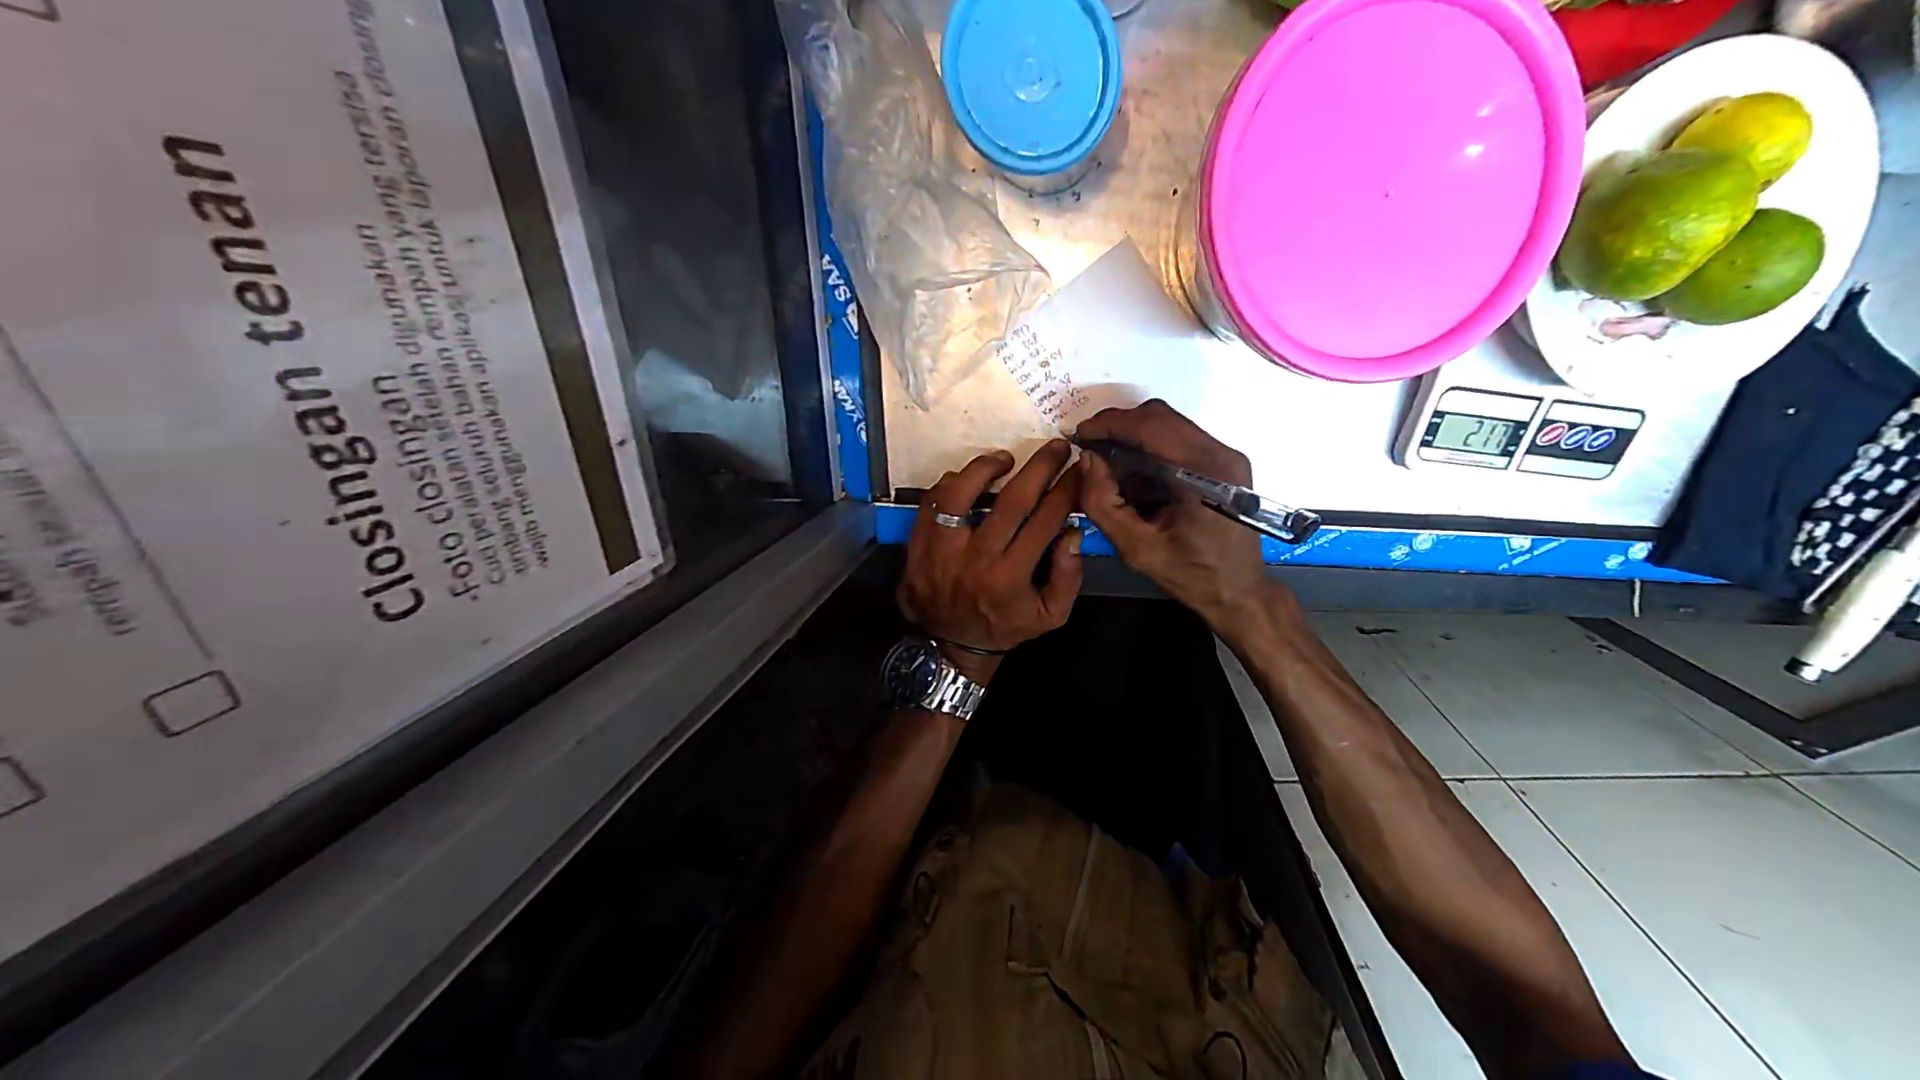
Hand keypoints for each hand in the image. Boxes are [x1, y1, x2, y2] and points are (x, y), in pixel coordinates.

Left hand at [897, 439, 1084, 684]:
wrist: (948, 646)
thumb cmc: (1003, 628)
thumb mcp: (1049, 616)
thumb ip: (1067, 577)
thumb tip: (1072, 532)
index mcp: (1009, 578)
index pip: (1044, 522)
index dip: (1066, 491)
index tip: (1078, 470)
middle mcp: (975, 560)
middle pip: (1011, 501)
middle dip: (1039, 468)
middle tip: (1056, 448)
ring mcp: (941, 551)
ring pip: (960, 494)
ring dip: (986, 468)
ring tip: (1006, 459)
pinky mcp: (917, 547)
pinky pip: (931, 504)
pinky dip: (950, 484)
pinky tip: (967, 479)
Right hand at [1076, 401, 1283, 634]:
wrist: (1240, 592)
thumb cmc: (1192, 575)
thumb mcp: (1137, 548)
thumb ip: (1104, 503)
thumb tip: (1087, 459)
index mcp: (1205, 472)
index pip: (1150, 426)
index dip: (1109, 424)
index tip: (1079, 435)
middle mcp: (1221, 453)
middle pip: (1160, 417)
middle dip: (1118, 427)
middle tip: (1090, 449)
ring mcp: (1225, 455)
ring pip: (1168, 425)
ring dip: (1133, 438)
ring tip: (1108, 465)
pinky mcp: (1223, 463)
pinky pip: (1178, 440)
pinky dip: (1149, 450)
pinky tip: (1134, 477)